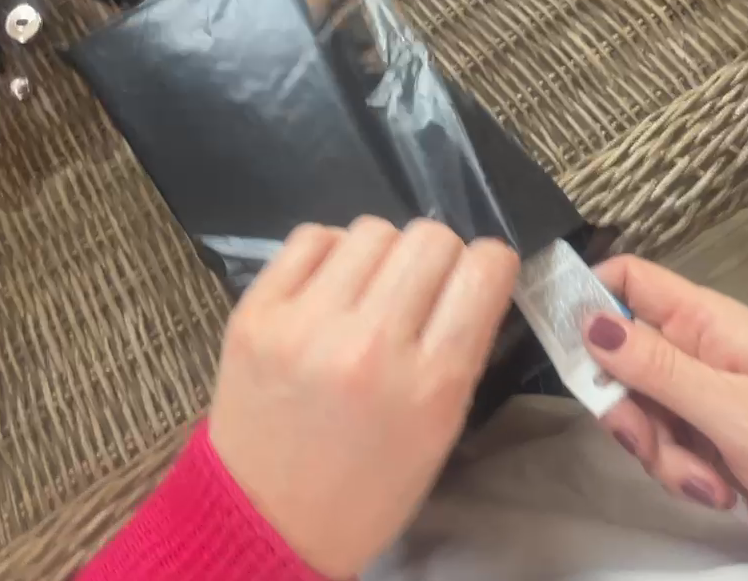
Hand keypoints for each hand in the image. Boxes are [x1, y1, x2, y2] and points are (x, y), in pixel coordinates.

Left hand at [208, 217, 520, 579]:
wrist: (262, 519)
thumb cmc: (367, 484)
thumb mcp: (439, 429)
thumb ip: (461, 346)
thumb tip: (469, 270)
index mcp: (428, 386)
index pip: (482, 270)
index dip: (490, 262)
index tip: (477, 273)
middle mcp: (369, 344)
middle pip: (430, 237)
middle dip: (438, 254)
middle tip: (419, 286)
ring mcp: (306, 322)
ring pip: (372, 228)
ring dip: (383, 253)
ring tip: (368, 290)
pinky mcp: (257, 309)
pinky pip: (312, 235)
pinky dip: (330, 252)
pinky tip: (328, 286)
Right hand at [583, 255, 747, 580]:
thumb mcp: (738, 415)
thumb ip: (658, 368)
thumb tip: (587, 320)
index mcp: (706, 320)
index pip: (628, 278)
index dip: (589, 297)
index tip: (564, 345)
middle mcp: (695, 346)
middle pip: (617, 348)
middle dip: (622, 400)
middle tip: (642, 441)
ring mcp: (698, 391)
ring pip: (634, 399)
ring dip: (653, 445)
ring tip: (702, 481)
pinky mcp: (704, 431)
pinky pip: (659, 437)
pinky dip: (675, 467)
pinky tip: (713, 490)